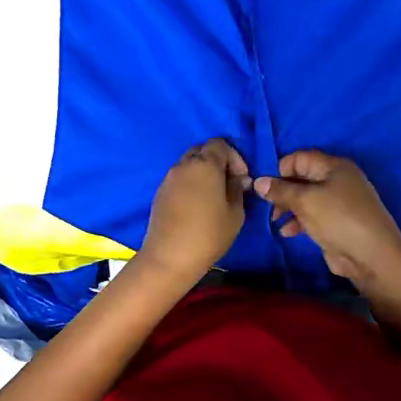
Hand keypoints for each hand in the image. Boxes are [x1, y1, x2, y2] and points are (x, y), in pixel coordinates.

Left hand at [139, 139, 250, 284]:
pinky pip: (178, 180)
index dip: (234, 157)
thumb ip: (238, 189)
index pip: (219, 144)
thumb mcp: (235, 213)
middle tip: (228, 184)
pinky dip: (189, 184)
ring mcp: (167, 179)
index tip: (242, 178)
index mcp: (204, 164)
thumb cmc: (209, 234)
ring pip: (188, 165)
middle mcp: (182, 165)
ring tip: (213, 196)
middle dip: (217, 162)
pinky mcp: (159, 193)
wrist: (169, 257)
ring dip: (202, 174)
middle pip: (201, 151)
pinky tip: (196, 205)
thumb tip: (238, 179)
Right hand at [252, 150, 400, 289]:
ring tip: (274, 220)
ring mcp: (337, 202)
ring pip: (304, 198)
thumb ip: (280, 190)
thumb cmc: (338, 219)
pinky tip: (287, 232)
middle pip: (301, 178)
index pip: (300, 158)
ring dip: (287, 207)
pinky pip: (311, 215)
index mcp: (334, 167)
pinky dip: (297, 221)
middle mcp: (336, 180)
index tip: (263, 186)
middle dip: (282, 190)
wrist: (370, 255)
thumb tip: (258, 182)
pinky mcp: (335, 221)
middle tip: (266, 205)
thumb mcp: (305, 201)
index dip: (280, 169)